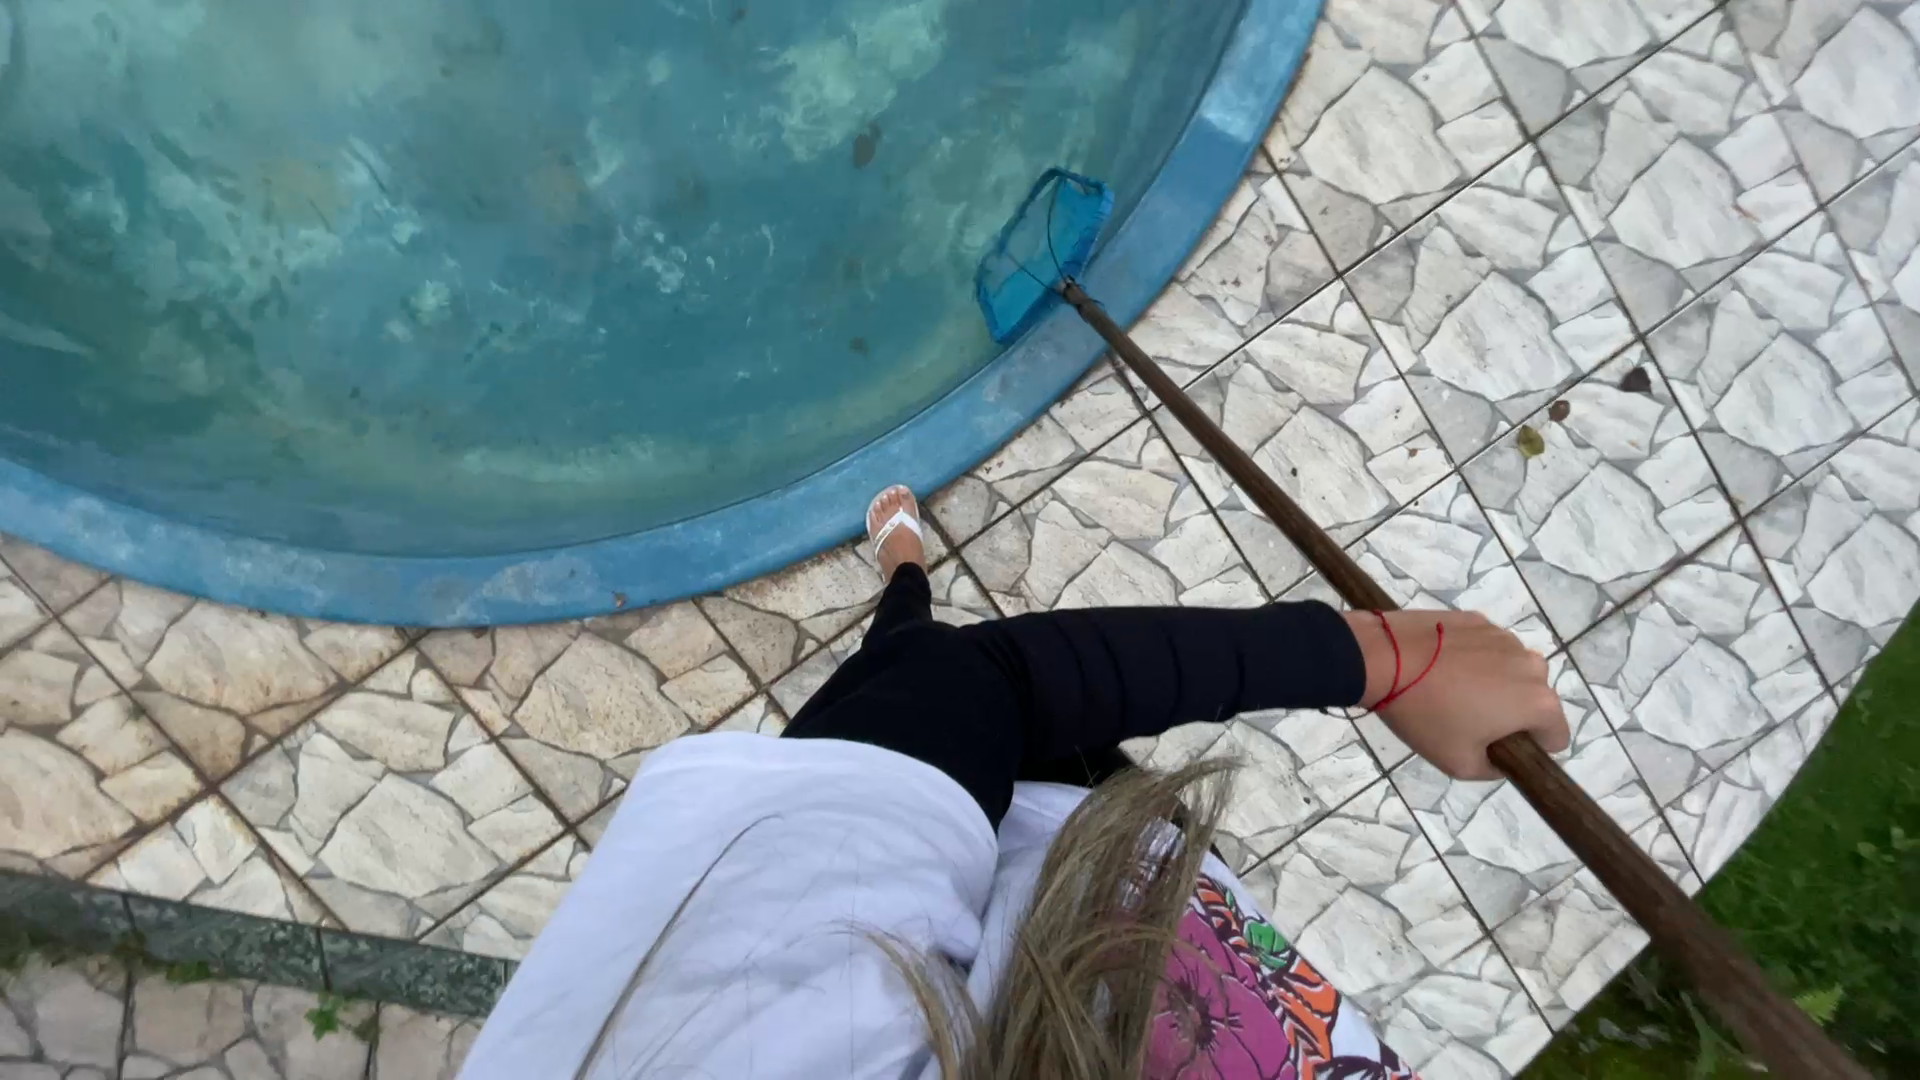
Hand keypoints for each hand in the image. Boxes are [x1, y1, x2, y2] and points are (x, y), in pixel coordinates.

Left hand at [1343, 610, 1568, 780]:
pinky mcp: (1473, 618)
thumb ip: (1494, 769)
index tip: (1492, 744)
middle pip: (1532, 698)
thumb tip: (1500, 758)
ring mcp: (1502, 635)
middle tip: (1462, 714)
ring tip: (1444, 686)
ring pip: (1508, 669)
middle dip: (1508, 710)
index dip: (1527, 746)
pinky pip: (1482, 645)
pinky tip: (1436, 661)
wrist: (1378, 657)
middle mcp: (1532, 664)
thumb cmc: (1423, 713)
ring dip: (1490, 679)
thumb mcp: (1459, 763)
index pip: (1554, 736)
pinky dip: (1468, 655)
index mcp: (1539, 702)